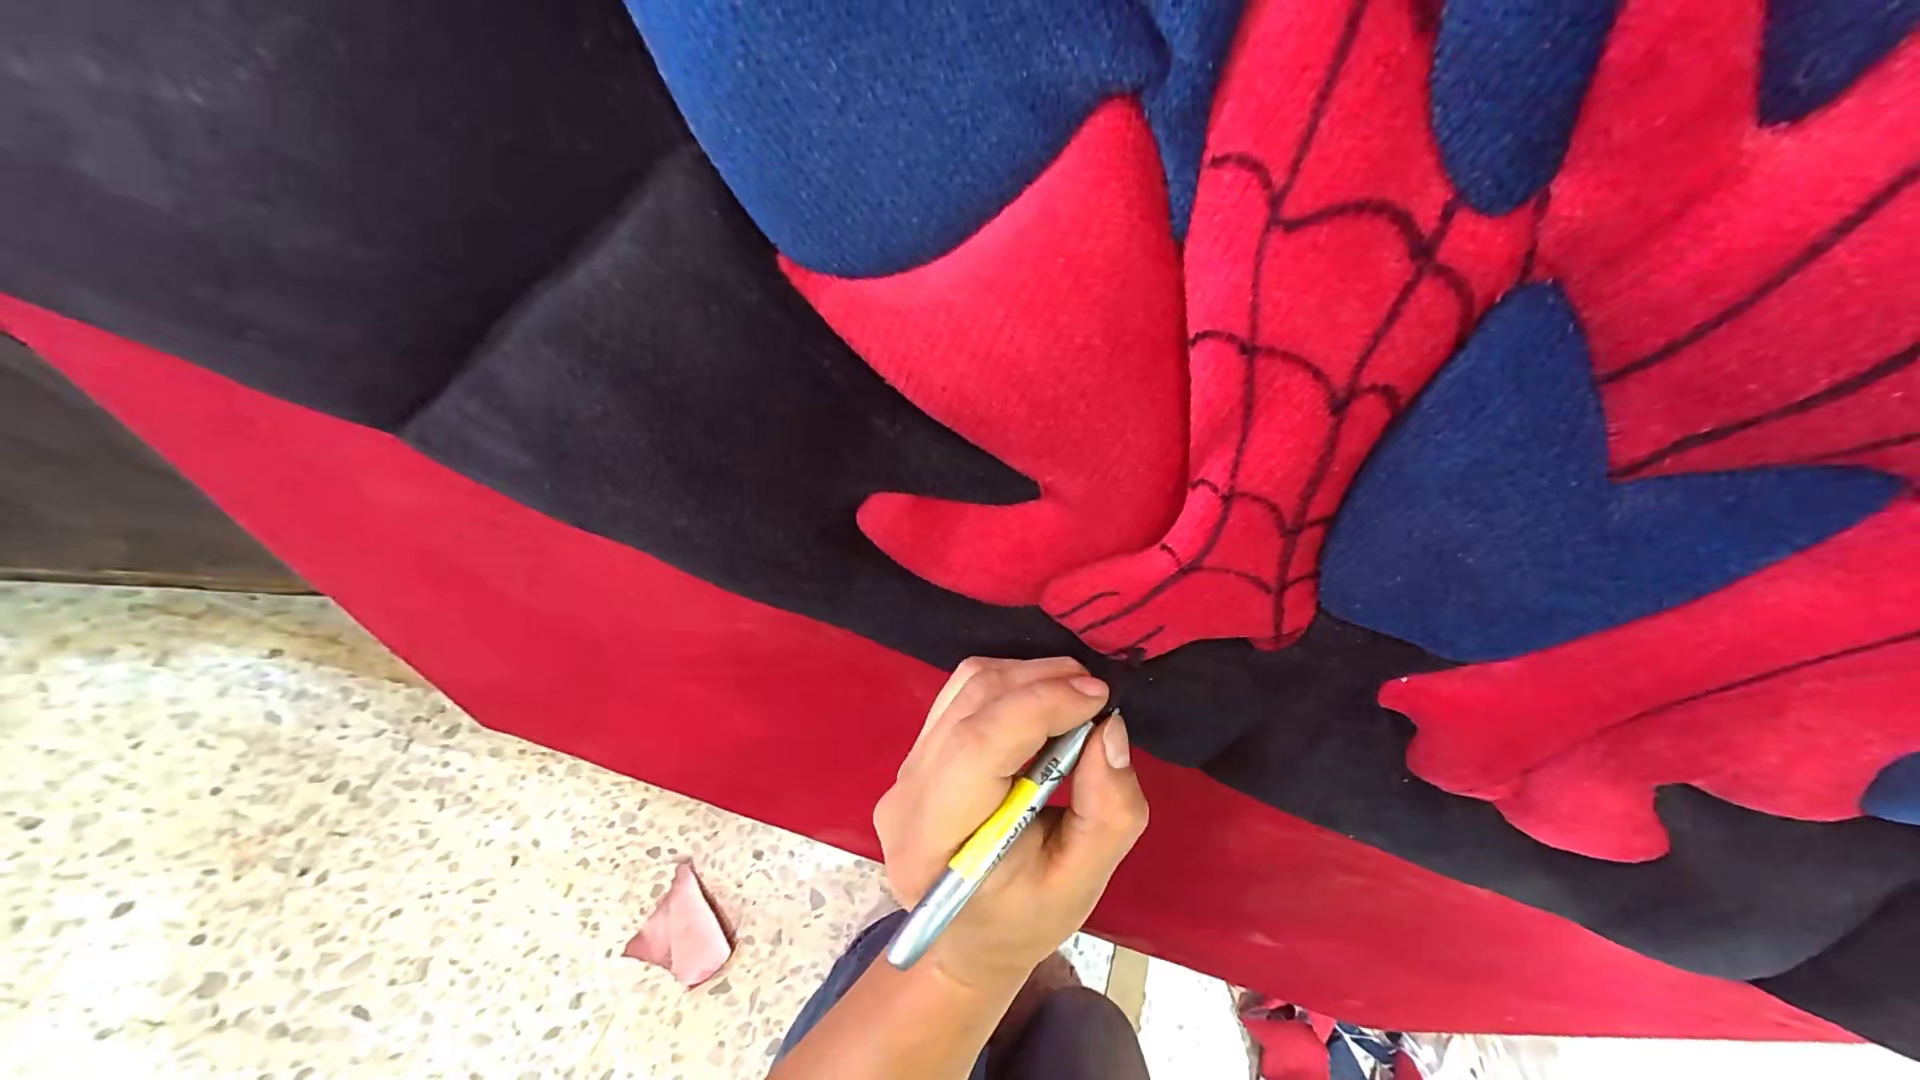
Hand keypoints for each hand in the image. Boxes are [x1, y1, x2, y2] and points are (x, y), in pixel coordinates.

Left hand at [873, 657, 1148, 994]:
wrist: (969, 937)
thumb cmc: (1024, 919)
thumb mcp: (1082, 883)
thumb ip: (1108, 811)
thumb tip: (1110, 729)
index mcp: (932, 842)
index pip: (978, 747)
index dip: (1040, 707)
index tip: (1098, 696)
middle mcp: (904, 795)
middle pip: (972, 706)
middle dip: (1041, 683)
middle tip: (1096, 693)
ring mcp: (904, 767)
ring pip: (966, 687)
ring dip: (1027, 676)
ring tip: (1074, 694)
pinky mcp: (917, 750)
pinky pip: (962, 692)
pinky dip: (1008, 683)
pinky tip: (1041, 701)